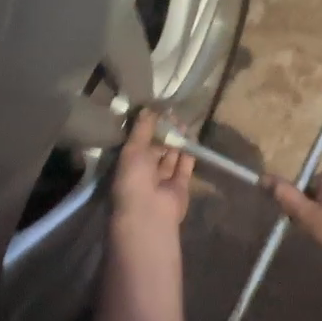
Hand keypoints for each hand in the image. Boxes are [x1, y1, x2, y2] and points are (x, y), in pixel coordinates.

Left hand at [111, 109, 194, 227]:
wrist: (149, 212)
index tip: (157, 110)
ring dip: (177, 141)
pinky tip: (192, 137)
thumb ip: (142, 129)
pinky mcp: (179, 186)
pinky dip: (188, 153)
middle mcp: (145, 172)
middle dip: (164, 132)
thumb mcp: (133, 149)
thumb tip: (148, 108)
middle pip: (156, 148)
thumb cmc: (134, 178)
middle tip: (173, 114)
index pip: (139, 142)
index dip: (148, 127)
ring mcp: (163, 180)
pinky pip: (184, 167)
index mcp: (129, 164)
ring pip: (171, 157)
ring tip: (183, 121)